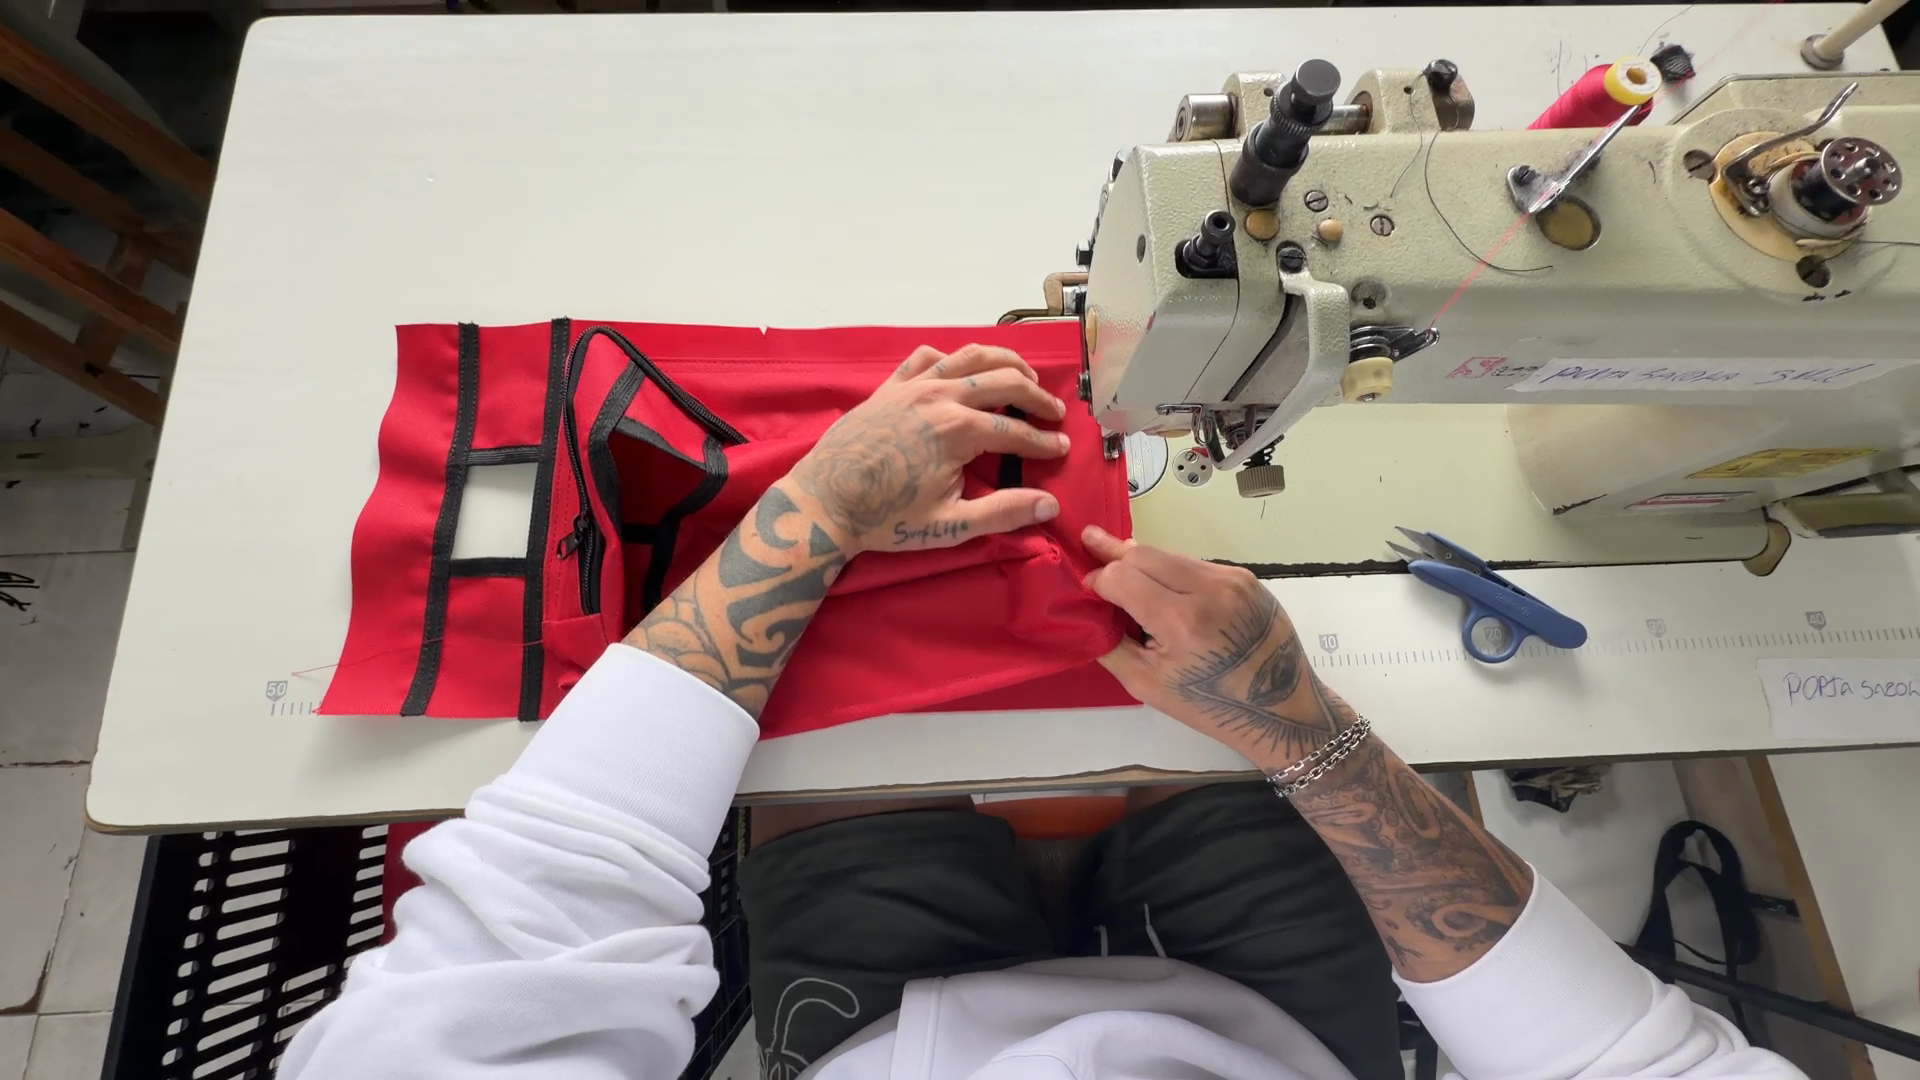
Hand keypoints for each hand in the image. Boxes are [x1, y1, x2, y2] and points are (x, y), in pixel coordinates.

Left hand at [787, 344, 1070, 554]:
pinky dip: (953, 359)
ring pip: (970, 356)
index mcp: (957, 431)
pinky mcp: (890, 386)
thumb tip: (1050, 506)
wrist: (824, 503)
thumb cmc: (885, 519)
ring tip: (1025, 378)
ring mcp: (913, 386)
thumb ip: (1002, 513)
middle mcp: (939, 397)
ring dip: (1005, 363)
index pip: (1015, 430)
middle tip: (1054, 413)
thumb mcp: (949, 526)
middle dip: (1036, 397)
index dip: (1044, 441)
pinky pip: (928, 358)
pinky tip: (963, 371)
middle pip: (1003, 380)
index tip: (1062, 448)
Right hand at [1081, 525, 1350, 771]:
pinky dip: (1170, 570)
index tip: (1086, 587)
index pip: (1121, 576)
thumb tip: (1088, 608)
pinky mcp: (1245, 577)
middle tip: (1089, 541)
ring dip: (1141, 560)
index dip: (1097, 579)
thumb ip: (1109, 641)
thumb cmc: (1209, 705)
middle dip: (1113, 552)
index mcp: (1182, 622)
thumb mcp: (1146, 684)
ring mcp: (1232, 579)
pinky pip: (1193, 564)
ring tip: (1118, 558)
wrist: (1282, 708)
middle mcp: (1209, 590)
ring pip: (1169, 554)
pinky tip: (1161, 583)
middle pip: (1143, 554)